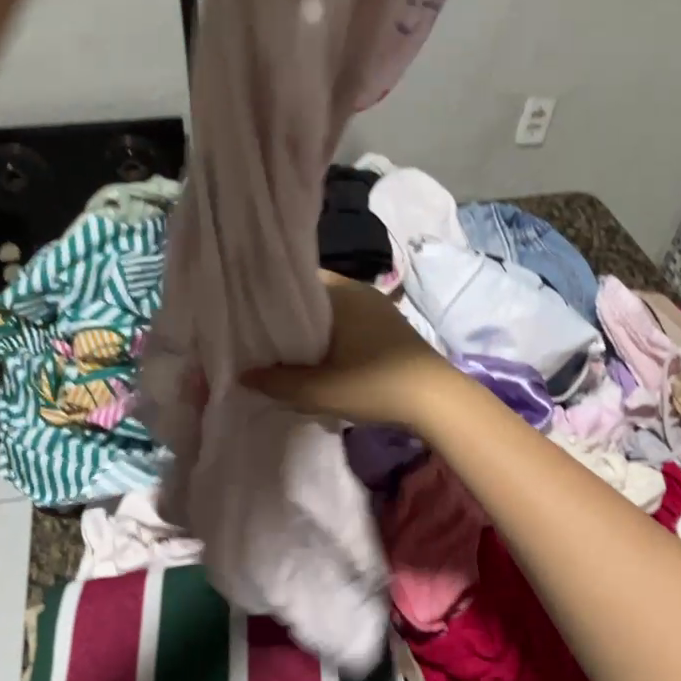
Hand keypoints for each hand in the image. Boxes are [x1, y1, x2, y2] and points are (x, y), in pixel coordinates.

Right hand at [242, 272, 459, 426]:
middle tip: (262, 334)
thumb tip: (244, 376)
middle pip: (315, 296)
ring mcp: (379, 310)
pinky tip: (322, 358)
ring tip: (287, 349)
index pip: (297, 279)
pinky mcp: (391, 330)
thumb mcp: (319, 390)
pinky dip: (334, 336)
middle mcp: (361, 292)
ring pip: (334, 311)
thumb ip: (278, 382)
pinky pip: (351, 323)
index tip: (249, 311)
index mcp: (342, 293)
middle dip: (291, 314)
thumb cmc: (375, 385)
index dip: (271, 295)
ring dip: (314, 328)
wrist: (436, 401)